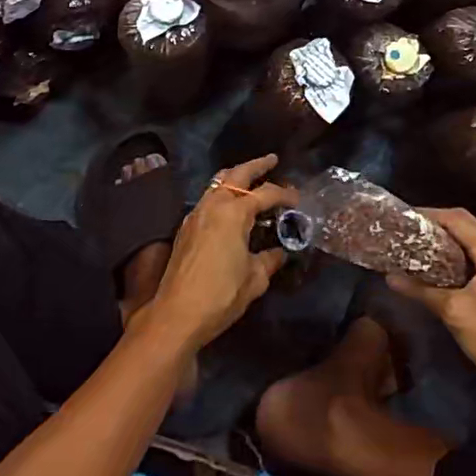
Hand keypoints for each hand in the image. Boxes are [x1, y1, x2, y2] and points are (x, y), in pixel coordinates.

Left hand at [140, 155, 295, 353]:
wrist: (176, 316)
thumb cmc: (220, 295)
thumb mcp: (255, 279)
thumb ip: (270, 259)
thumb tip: (280, 252)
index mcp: (234, 212)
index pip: (266, 193)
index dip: (285, 193)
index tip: (298, 198)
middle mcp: (214, 205)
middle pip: (237, 174)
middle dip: (256, 165)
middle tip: (272, 160)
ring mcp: (196, 214)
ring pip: (218, 183)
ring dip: (235, 177)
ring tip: (250, 178)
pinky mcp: (186, 227)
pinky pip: (208, 198)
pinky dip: (222, 193)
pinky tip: (230, 206)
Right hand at [388, 208, 475, 407]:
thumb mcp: (456, 314)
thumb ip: (422, 291)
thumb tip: (389, 276)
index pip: (458, 219)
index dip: (430, 214)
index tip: (403, 217)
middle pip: (467, 227)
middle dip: (437, 225)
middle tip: (406, 230)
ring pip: (473, 244)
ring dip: (447, 242)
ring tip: (416, 246)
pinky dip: (457, 258)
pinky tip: (438, 270)